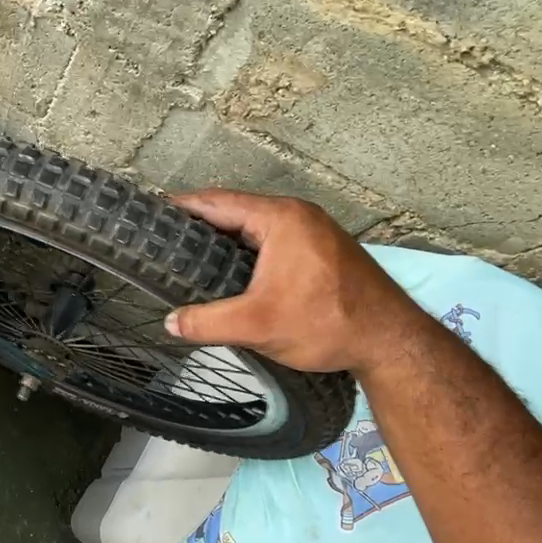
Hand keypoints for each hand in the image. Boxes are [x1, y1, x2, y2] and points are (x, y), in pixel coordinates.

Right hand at [162, 191, 432, 374]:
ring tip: (186, 257)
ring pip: (255, 229)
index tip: (152, 212)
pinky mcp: (320, 253)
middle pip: (236, 212)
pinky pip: (271, 242)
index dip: (183, 206)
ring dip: (222, 240)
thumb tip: (169, 323)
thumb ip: (206, 322)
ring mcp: (313, 233)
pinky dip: (244, 252)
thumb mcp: (256, 325)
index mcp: (281, 219)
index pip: (219, 202)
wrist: (389, 341)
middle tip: (161, 239)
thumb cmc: (326, 323)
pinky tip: (228, 274)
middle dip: (198, 224)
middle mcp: (298, 216)